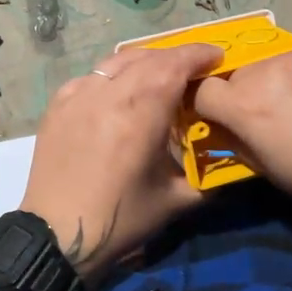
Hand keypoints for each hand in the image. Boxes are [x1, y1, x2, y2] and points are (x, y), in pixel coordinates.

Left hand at [20, 44, 223, 281]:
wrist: (58, 235)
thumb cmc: (121, 219)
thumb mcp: (175, 200)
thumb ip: (208, 175)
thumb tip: (233, 159)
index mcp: (141, 113)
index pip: (174, 65)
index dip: (197, 55)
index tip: (216, 56)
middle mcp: (108, 94)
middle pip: (148, 59)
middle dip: (175, 57)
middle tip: (194, 67)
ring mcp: (78, 95)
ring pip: (116, 61)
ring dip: (144, 61)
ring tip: (159, 73)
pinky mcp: (57, 105)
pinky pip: (91, 76)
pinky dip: (112, 75)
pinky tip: (118, 91)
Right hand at [192, 45, 291, 233]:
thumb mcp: (275, 174)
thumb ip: (243, 143)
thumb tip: (232, 130)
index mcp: (244, 106)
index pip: (200, 91)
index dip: (208, 107)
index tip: (222, 122)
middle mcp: (265, 70)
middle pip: (236, 74)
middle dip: (243, 94)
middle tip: (269, 118)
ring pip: (269, 61)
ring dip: (274, 79)